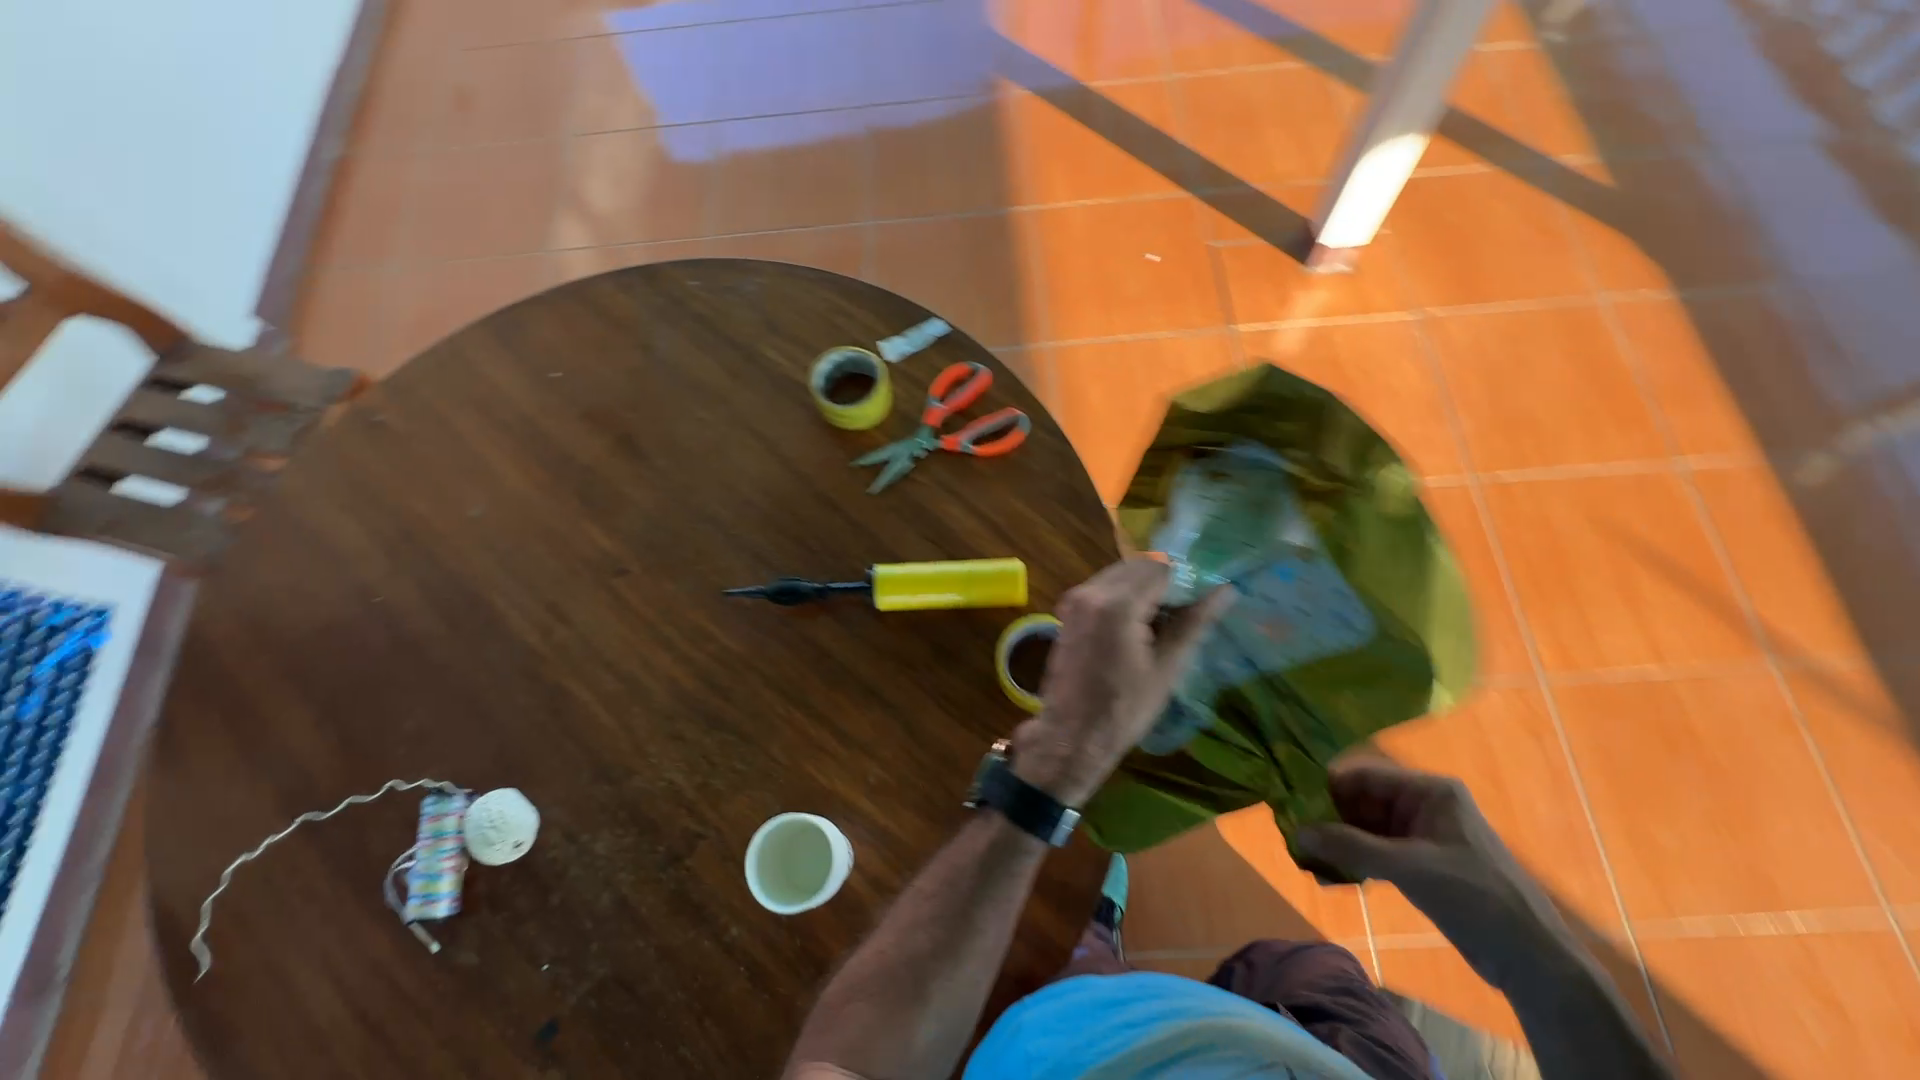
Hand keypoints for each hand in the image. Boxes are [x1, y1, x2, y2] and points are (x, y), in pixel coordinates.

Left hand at [1010, 558, 1233, 806]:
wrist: (1071, 736)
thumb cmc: (1124, 708)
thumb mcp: (1167, 667)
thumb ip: (1194, 622)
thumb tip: (1226, 590)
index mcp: (1116, 603)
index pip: (1162, 567)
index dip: (1186, 582)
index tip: (1201, 604)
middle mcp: (1090, 592)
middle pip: (1139, 566)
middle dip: (1164, 584)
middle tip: (1184, 615)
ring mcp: (1074, 600)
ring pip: (1120, 575)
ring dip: (1143, 590)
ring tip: (1162, 626)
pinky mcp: (1067, 612)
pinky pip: (1103, 589)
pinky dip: (1123, 598)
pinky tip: (1137, 629)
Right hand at [1294, 759, 1568, 992]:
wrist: (1529, 955)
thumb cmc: (1473, 895)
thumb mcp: (1407, 867)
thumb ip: (1349, 847)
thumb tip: (1296, 833)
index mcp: (1429, 791)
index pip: (1364, 776)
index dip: (1326, 789)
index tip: (1290, 808)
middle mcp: (1424, 805)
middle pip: (1362, 803)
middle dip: (1329, 821)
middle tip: (1295, 842)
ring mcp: (1423, 836)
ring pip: (1366, 831)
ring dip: (1339, 846)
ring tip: (1309, 865)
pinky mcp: (1422, 865)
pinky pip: (1377, 854)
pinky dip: (1354, 863)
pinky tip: (1332, 880)